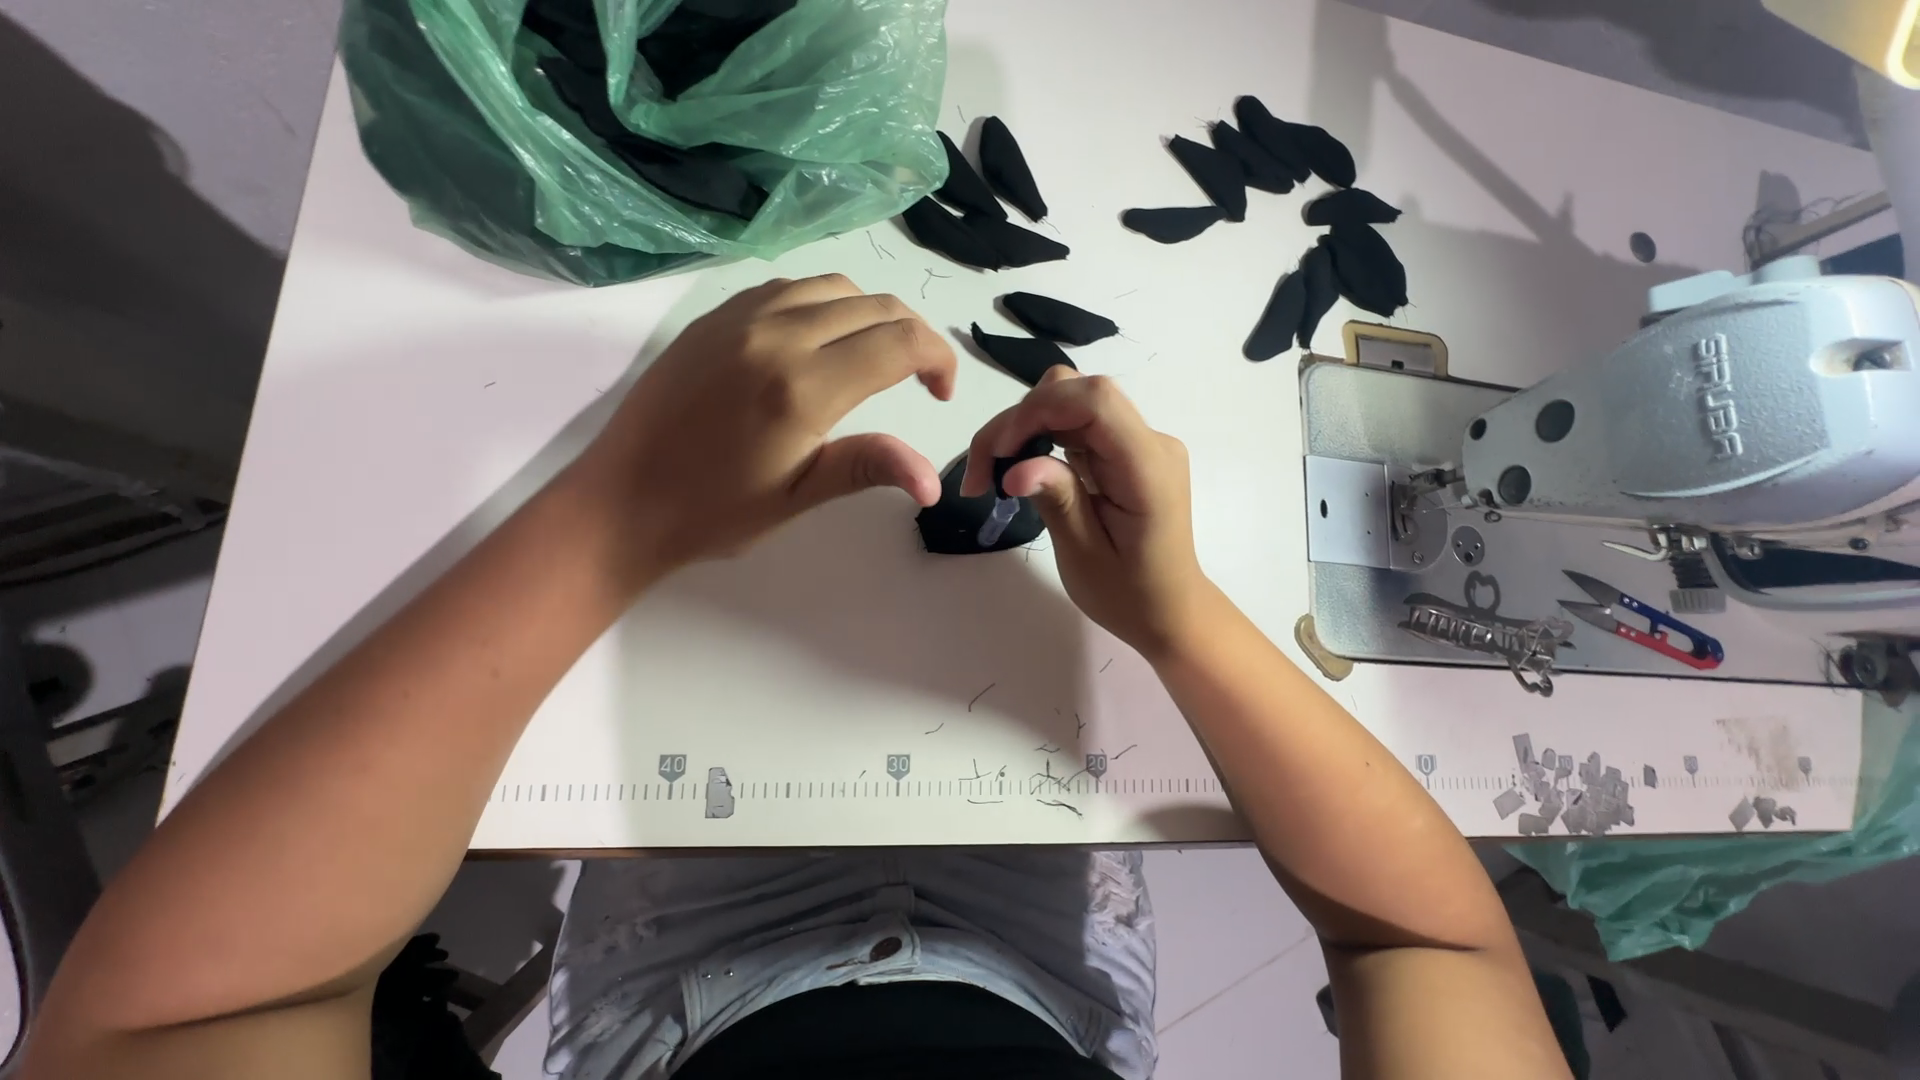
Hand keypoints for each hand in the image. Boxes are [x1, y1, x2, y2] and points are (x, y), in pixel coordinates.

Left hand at [573, 274, 955, 574]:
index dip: (938, 358)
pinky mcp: (714, 316)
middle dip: (913, 336)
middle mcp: (777, 335)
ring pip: (833, 286)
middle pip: (875, 306)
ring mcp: (740, 317)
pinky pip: (787, 287)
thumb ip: (869, 467)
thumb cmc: (714, 512)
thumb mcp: (798, 495)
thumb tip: (934, 482)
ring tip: (873, 356)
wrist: (621, 501)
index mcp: (803, 387)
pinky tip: (818, 339)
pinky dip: (823, 302)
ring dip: (870, 313)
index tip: (941, 392)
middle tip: (918, 379)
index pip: (900, 342)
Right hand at [962, 368, 1211, 658]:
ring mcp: (1140, 441)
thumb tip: (1015, 468)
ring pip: (1070, 403)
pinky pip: (1076, 424)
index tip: (1000, 452)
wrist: (1169, 609)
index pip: (1095, 401)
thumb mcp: (1085, 556)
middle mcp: (1150, 441)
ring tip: (991, 474)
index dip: (1038, 410)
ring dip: (1023, 428)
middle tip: (981, 472)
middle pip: (1076, 393)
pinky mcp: (1125, 450)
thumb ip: (1058, 500)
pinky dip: (1039, 438)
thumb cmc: (1129, 594)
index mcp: (1146, 468)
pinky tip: (1018, 470)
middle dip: (1019, 420)